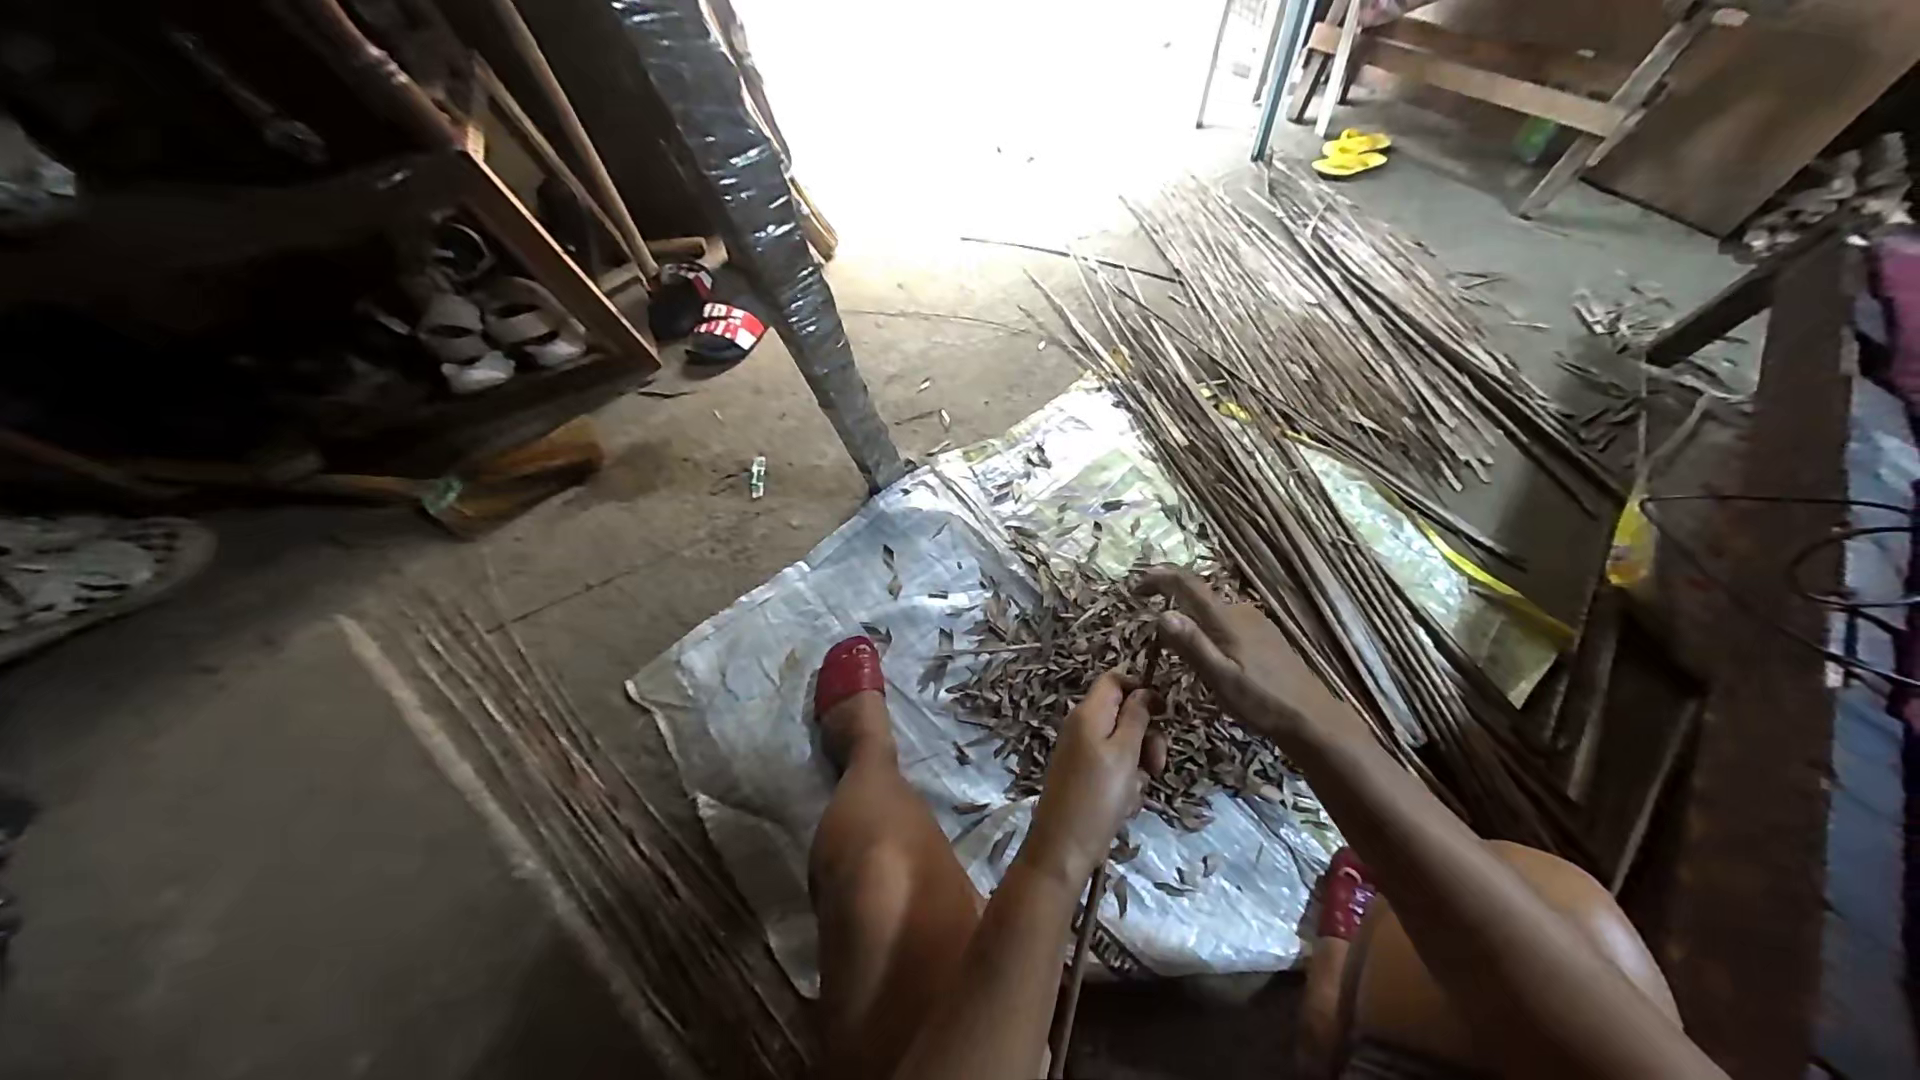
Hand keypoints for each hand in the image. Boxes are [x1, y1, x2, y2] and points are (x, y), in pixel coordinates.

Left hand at [1019, 670, 1163, 887]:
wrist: (1064, 847)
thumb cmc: (1097, 796)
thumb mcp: (1124, 753)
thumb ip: (1136, 718)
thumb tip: (1144, 690)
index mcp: (1088, 713)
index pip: (1114, 680)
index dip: (1140, 688)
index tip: (1163, 712)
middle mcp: (1082, 726)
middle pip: (1124, 714)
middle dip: (1146, 737)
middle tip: (1156, 764)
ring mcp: (1082, 752)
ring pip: (1124, 746)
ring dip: (1138, 766)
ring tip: (1134, 792)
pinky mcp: (1085, 776)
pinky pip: (1115, 769)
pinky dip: (1126, 783)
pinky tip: (1124, 805)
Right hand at [1135, 566, 1360, 747]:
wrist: (1312, 718)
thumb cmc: (1262, 701)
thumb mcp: (1220, 677)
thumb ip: (1191, 644)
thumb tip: (1162, 614)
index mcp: (1226, 619)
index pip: (1187, 584)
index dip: (1159, 578)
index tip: (1136, 585)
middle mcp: (1240, 612)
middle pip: (1198, 594)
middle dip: (1170, 597)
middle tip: (1148, 614)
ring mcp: (1255, 622)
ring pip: (1212, 609)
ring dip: (1189, 614)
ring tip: (1171, 638)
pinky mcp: (1263, 636)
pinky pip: (1225, 621)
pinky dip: (1206, 626)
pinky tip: (1206, 650)